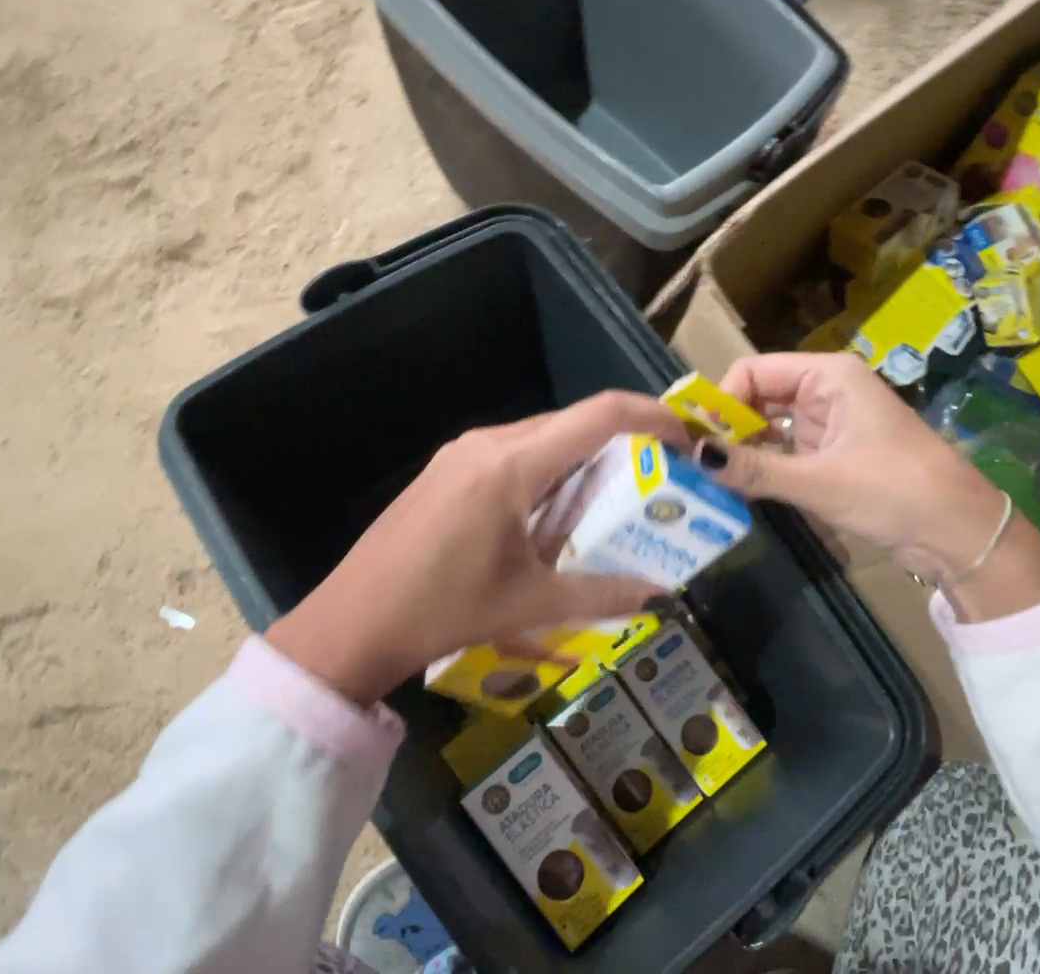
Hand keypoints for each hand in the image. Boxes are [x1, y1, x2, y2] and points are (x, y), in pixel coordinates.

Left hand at [266, 392, 690, 703]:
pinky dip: (550, 471)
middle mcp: (489, 443)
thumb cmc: (444, 610)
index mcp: (513, 465)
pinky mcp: (447, 469)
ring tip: (614, 502)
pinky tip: (555, 514)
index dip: (654, 417)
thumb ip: (604, 593)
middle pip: (574, 422)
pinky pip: (515, 453)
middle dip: (624, 444)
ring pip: (544, 437)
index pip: (601, 414)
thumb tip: (663, 595)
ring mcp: (462, 452)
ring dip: (584, 460)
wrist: (351, 624)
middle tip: (659, 480)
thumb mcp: (532, 604)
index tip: (687, 442)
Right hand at [704, 353, 1039, 617]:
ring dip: (743, 452)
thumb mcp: (819, 481)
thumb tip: (695, 458)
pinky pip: (785, 453)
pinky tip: (739, 489)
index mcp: (828, 377)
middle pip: (758, 398)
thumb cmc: (895, 491)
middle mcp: (826, 392)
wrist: (960, 533)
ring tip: (707, 480)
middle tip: (692, 464)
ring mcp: (830, 425)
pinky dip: (764, 468)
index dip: (721, 400)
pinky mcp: (833, 456)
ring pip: (769, 429)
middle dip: (727, 428)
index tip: (696, 440)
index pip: (754, 371)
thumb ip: (755, 469)